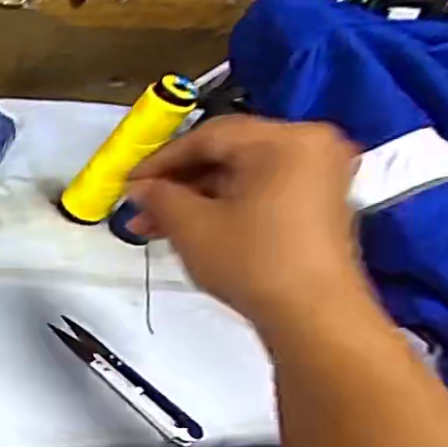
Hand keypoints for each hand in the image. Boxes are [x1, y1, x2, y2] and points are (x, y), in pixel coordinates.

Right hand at [126, 116, 369, 332]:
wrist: (311, 311)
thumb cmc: (252, 261)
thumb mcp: (191, 226)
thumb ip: (159, 196)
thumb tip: (139, 187)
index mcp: (285, 141)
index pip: (208, 136)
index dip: (160, 159)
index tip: (128, 183)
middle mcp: (310, 145)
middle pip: (226, 152)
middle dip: (176, 181)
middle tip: (139, 205)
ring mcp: (318, 172)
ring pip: (239, 173)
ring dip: (193, 195)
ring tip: (154, 224)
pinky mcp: (317, 199)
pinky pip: (259, 187)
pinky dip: (222, 202)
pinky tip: (188, 226)